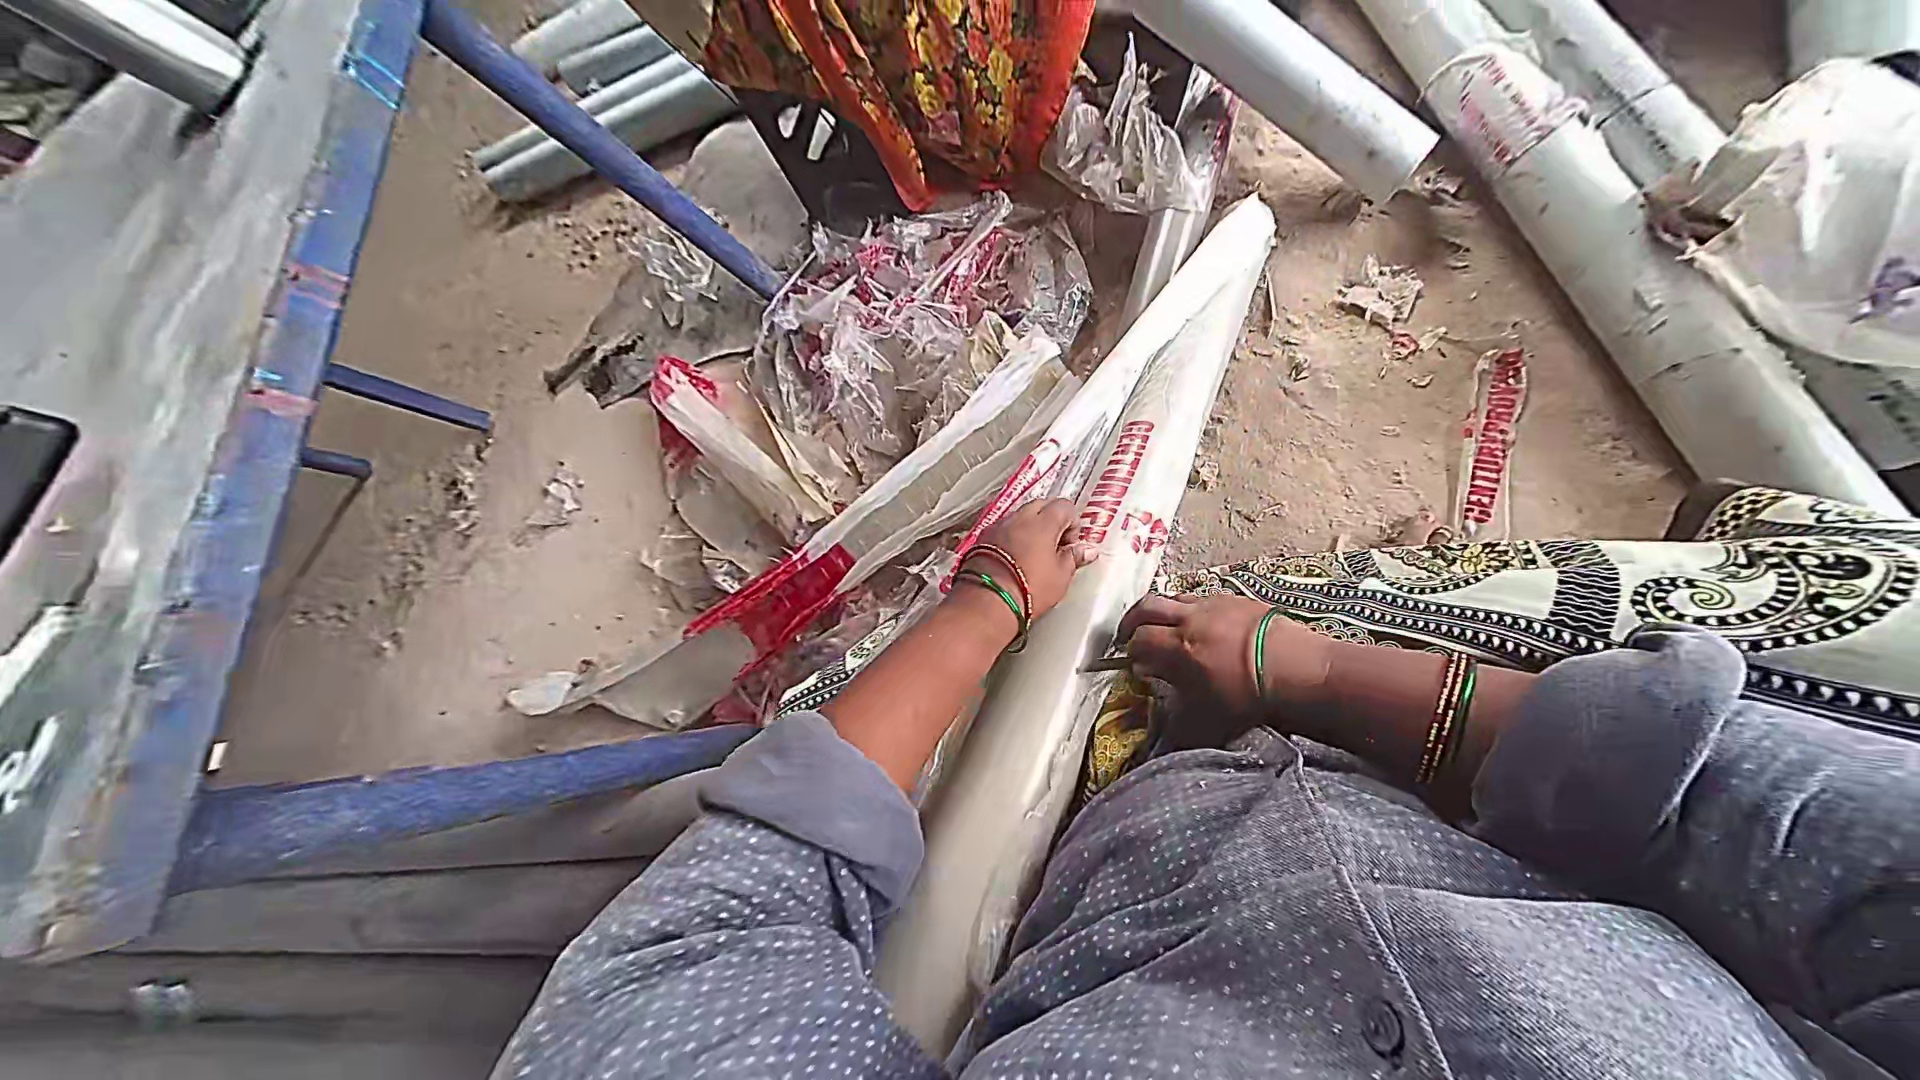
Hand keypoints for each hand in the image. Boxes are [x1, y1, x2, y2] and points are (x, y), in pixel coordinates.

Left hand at [963, 498, 1099, 620]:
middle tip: (1055, 545)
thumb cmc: (1028, 590)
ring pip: (1020, 515)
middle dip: (1051, 520)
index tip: (1071, 544)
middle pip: (1041, 505)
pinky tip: (1013, 558)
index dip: (1073, 523)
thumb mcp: (1060, 577)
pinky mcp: (982, 537)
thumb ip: (1073, 558)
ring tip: (1034, 553)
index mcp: (1043, 523)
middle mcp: (1019, 517)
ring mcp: (998, 525)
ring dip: (1030, 527)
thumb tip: (1086, 550)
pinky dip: (1012, 536)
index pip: (1065, 506)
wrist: (987, 601)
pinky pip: (1003, 528)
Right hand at [1118, 594, 1332, 745]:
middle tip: (1131, 635)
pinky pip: (1203, 598)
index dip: (1131, 652)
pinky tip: (1204, 627)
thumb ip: (1174, 719)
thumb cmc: (1250, 700)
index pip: (1139, 640)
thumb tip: (1156, 727)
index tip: (1136, 665)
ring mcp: (1213, 604)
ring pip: (1174, 598)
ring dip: (1162, 612)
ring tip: (1167, 628)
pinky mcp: (1236, 599)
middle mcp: (1190, 618)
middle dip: (1133, 621)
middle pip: (1146, 606)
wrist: (1303, 672)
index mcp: (1178, 646)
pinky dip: (1192, 610)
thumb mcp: (1207, 721)